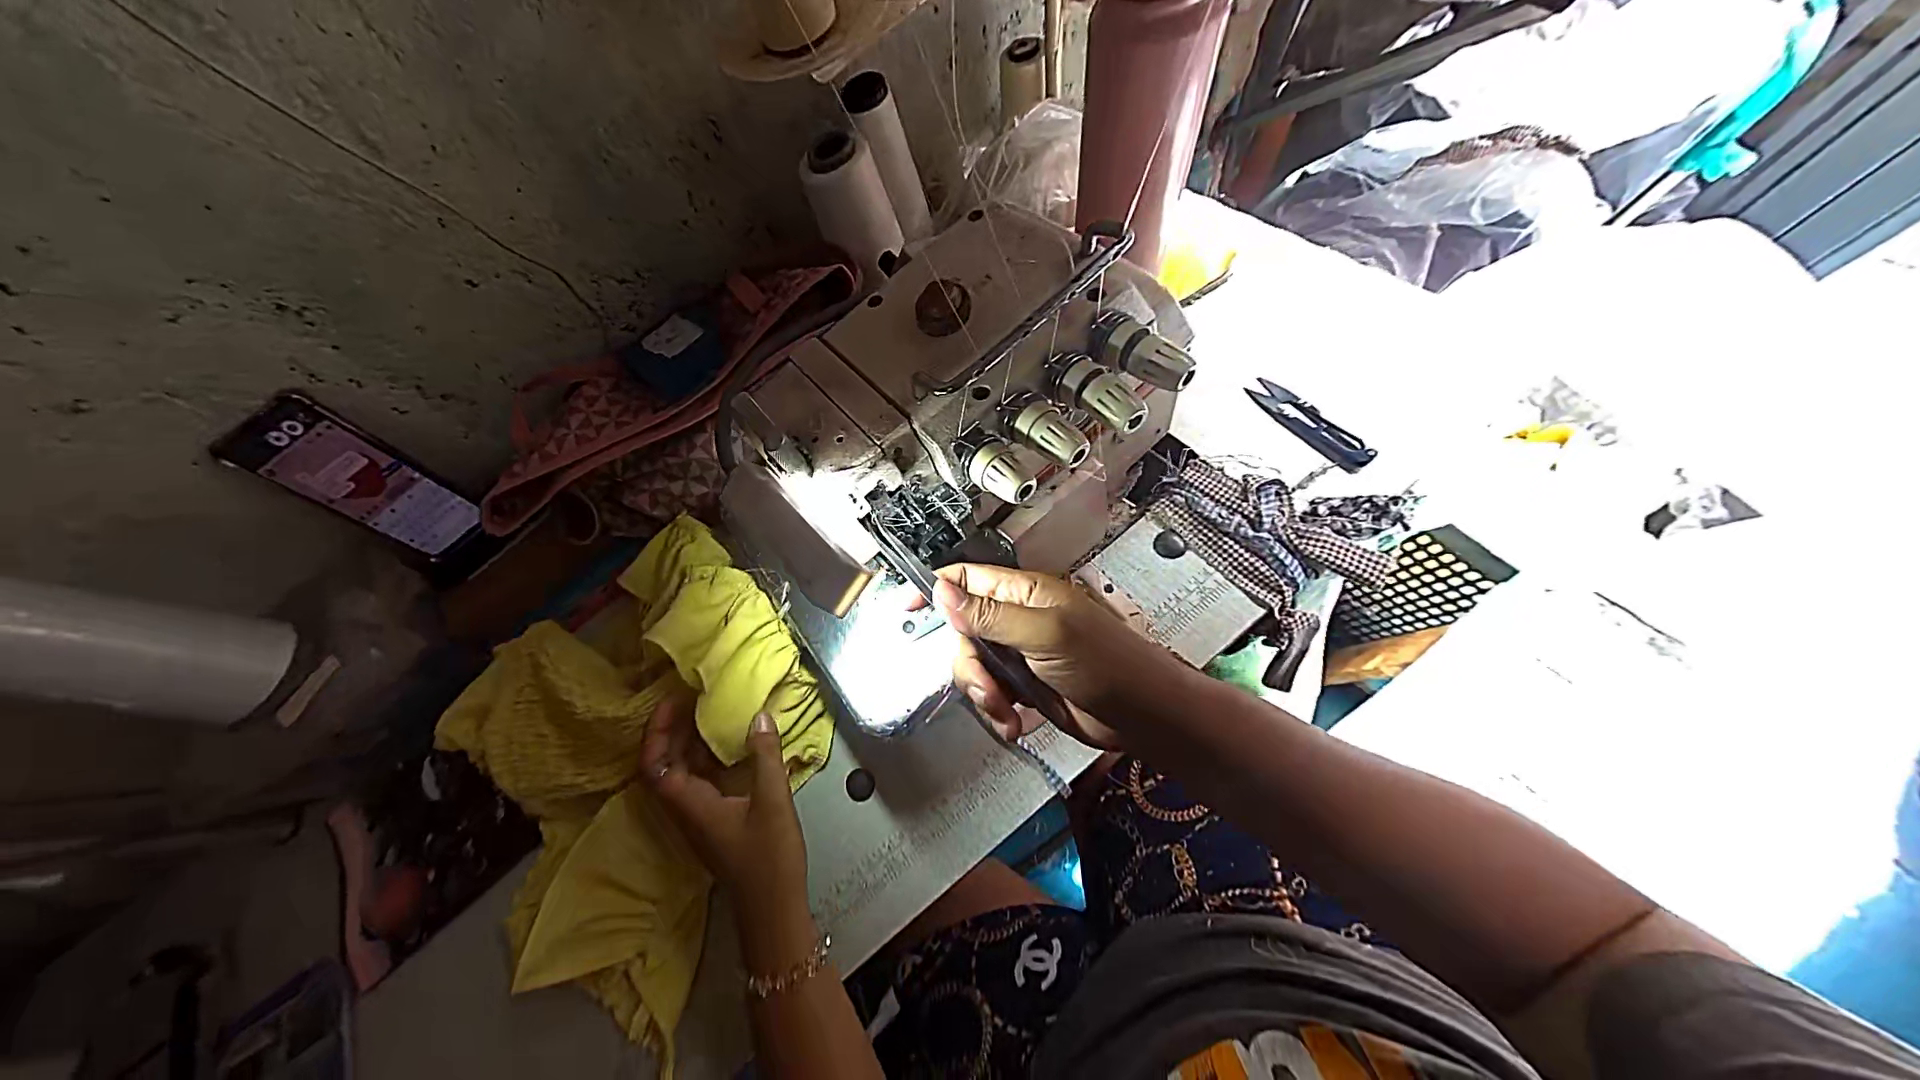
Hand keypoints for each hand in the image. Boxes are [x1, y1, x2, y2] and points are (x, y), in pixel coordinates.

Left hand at [641, 695, 806, 919]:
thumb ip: (765, 756)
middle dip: (674, 731)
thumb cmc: (769, 858)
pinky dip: (709, 760)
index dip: (657, 731)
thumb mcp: (772, 802)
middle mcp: (687, 812)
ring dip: (691, 744)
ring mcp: (701, 819)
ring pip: (683, 775)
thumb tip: (759, 716)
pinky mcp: (716, 823)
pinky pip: (701, 783)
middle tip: (694, 701)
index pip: (655, 764)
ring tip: (711, 715)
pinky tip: (732, 747)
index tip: (673, 701)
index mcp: (691, 806)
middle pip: (665, 766)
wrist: (773, 908)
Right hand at [930, 563, 1186, 748]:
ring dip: (982, 692)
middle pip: (963, 631)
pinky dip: (995, 711)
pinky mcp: (1024, 683)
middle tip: (987, 686)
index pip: (967, 579)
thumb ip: (991, 614)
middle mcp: (1018, 619)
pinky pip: (990, 693)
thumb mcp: (1045, 633)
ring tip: (1005, 710)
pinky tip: (1013, 722)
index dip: (937, 589)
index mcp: (1024, 593)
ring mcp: (1021, 652)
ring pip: (973, 666)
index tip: (910, 607)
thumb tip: (944, 590)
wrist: (1141, 715)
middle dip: (968, 664)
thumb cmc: (1109, 663)